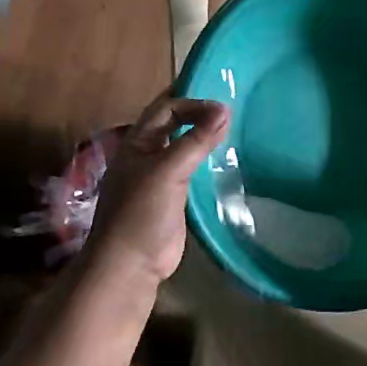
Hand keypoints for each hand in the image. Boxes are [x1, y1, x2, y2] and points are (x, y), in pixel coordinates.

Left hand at [85, 94, 229, 283]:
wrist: (131, 262)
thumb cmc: (142, 212)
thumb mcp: (167, 171)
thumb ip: (195, 141)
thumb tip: (225, 110)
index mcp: (136, 142)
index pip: (165, 109)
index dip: (192, 103)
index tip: (224, 109)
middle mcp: (146, 155)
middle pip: (173, 125)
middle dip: (197, 115)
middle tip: (232, 111)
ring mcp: (158, 177)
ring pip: (182, 147)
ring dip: (203, 138)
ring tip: (234, 131)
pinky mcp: (172, 198)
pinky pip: (190, 171)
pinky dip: (206, 162)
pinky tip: (226, 162)